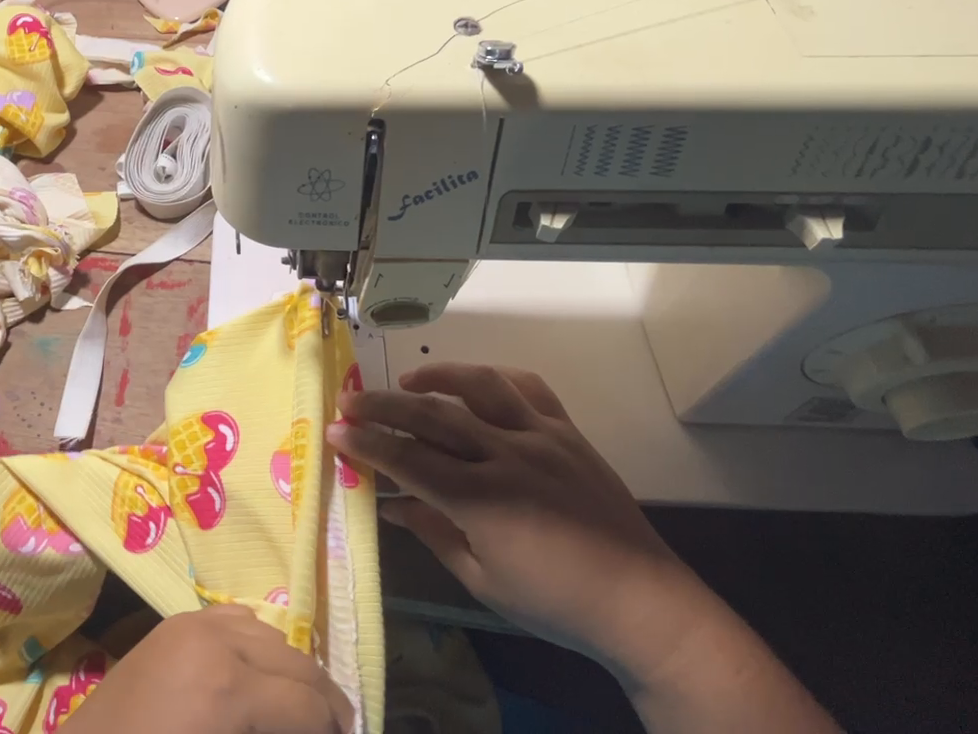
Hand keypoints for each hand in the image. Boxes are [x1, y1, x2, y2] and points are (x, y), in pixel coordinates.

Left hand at [63, 604, 352, 733]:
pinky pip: (235, 620)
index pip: (307, 706)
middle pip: (297, 663)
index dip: (332, 730)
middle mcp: (215, 641)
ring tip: (299, 711)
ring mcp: (192, 625)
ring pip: (271, 635)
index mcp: (228, 689)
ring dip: (291, 673)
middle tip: (334, 730)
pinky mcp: (175, 624)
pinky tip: (258, 677)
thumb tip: (320, 730)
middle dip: (322, 702)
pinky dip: (257, 645)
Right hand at [326, 363, 710, 683]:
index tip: (335, 433)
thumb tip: (392, 505)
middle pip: (433, 416)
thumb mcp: (482, 579)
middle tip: (349, 400)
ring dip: (438, 376)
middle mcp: (508, 456)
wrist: (642, 601)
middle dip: (384, 405)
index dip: (368, 445)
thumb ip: (434, 532)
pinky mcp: (568, 433)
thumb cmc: (554, 602)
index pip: (409, 460)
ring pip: (481, 387)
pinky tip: (475, 385)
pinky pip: (529, 389)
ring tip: (409, 380)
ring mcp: (542, 438)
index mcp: (483, 500)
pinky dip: (495, 379)